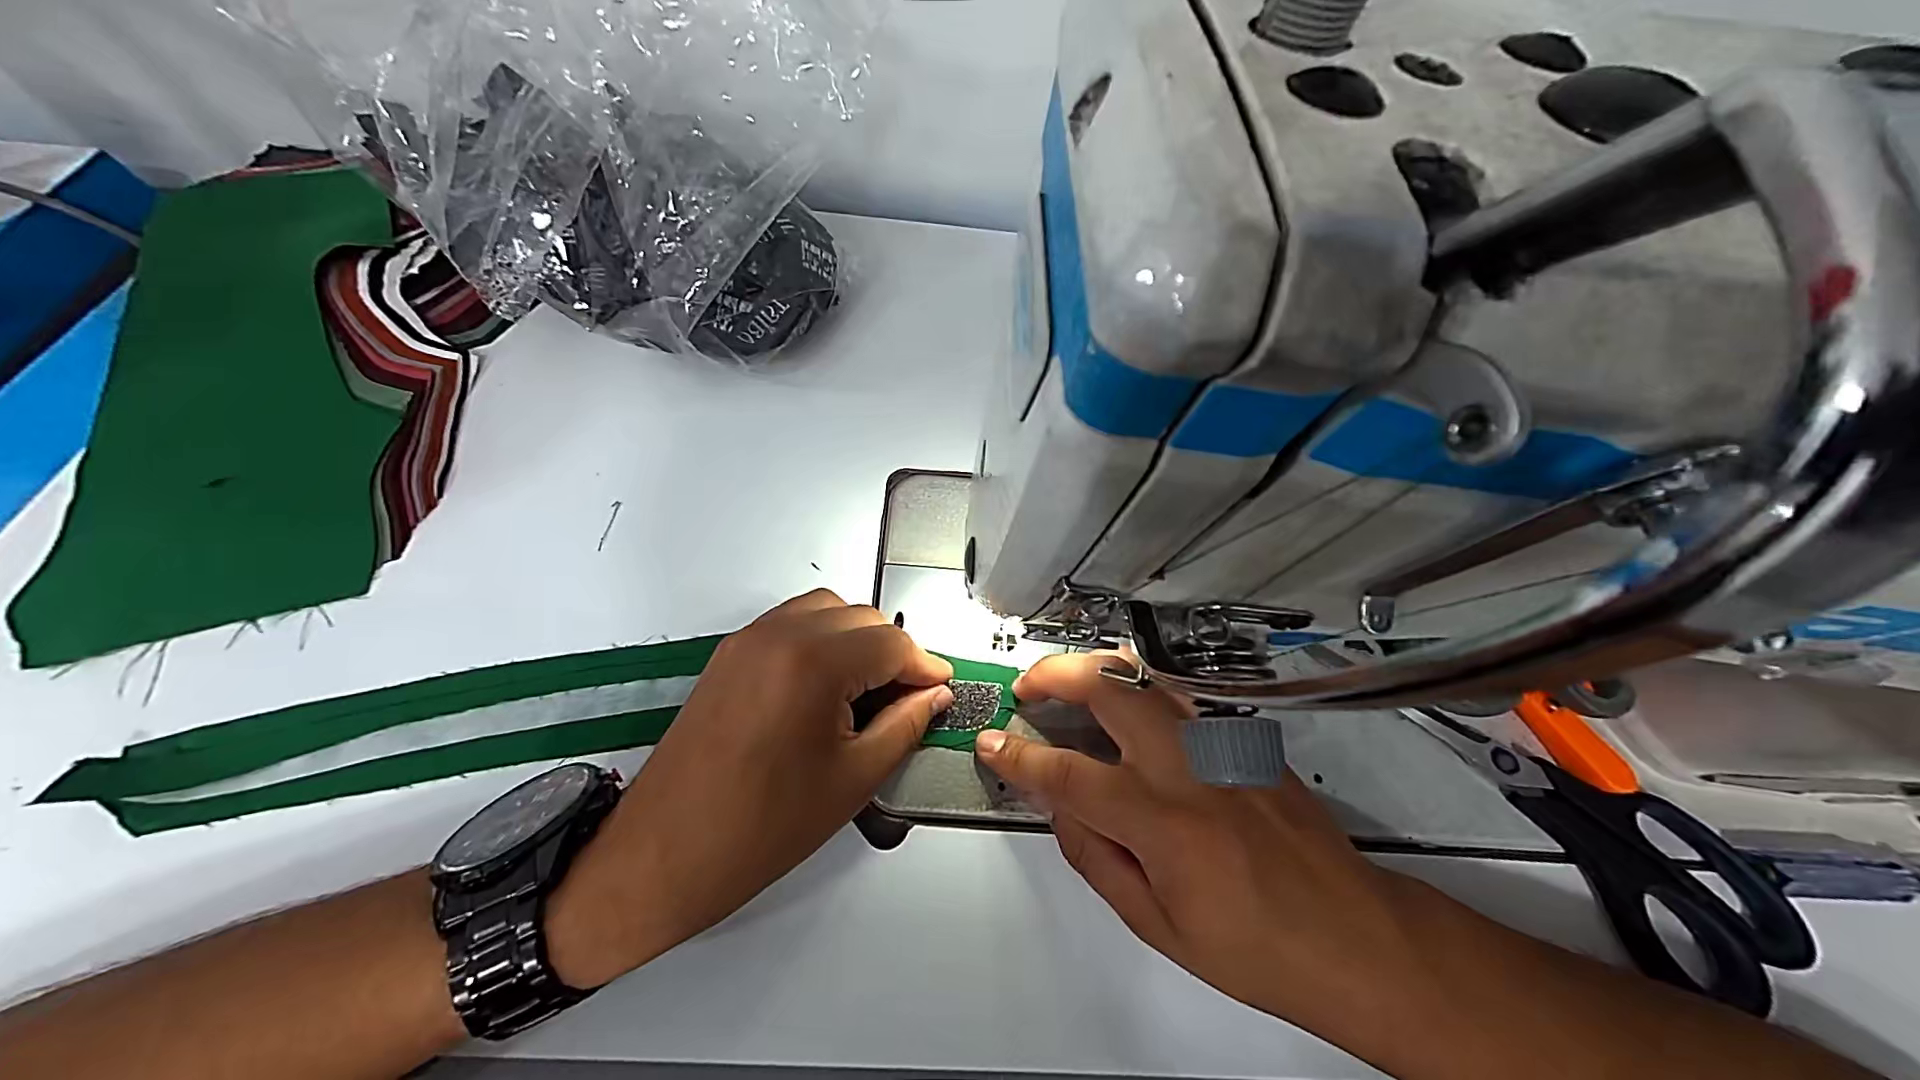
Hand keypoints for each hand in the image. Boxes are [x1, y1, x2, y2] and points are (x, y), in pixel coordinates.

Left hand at [546, 590, 953, 986]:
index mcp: (812, 663)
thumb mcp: (853, 779)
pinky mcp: (729, 654)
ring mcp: (747, 640)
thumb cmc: (757, 828)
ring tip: (870, 689)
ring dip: (857, 639)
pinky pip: (791, 623)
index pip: (891, 642)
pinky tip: (829, 685)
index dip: (924, 666)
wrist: (664, 854)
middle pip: (861, 617)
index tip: (939, 689)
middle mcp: (777, 635)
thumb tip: (933, 696)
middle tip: (909, 695)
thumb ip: (905, 725)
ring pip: (826, 610)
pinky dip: (821, 639)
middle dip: (894, 651)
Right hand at [973, 653, 1428, 1028]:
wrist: (1355, 936)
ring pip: (1145, 675)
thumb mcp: (1157, 923)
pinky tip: (1122, 702)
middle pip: (1107, 689)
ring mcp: (1221, 745)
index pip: (1067, 773)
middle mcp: (1191, 770)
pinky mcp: (1243, 740)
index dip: (1019, 755)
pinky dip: (1136, 684)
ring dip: (1095, 669)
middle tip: (1026, 687)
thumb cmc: (1261, 947)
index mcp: (1163, 825)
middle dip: (1053, 675)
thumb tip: (1059, 809)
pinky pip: (1175, 696)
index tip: (993, 743)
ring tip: (1064, 682)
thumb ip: (1095, 857)